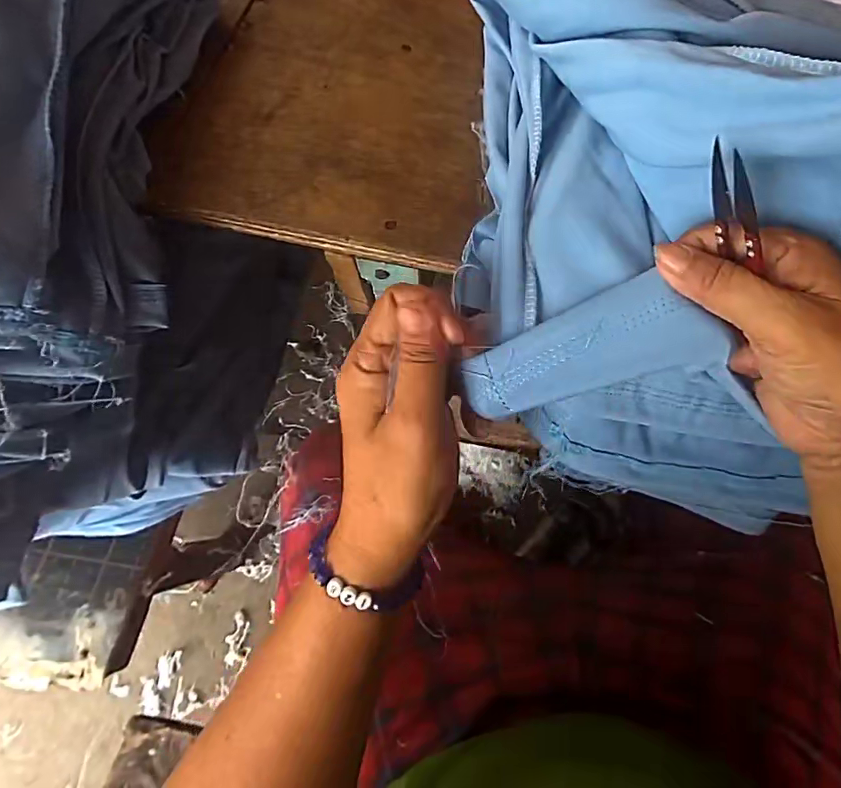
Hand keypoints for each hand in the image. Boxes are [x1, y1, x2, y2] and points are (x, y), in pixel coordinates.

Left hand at [328, 284, 464, 589]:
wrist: (389, 537)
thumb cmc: (400, 484)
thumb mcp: (413, 422)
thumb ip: (420, 362)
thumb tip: (419, 303)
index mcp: (365, 363)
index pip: (397, 303)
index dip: (432, 309)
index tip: (459, 340)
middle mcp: (377, 363)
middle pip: (415, 315)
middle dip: (448, 327)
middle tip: (473, 358)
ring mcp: (396, 379)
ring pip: (430, 338)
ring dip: (457, 350)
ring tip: (475, 377)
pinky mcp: (415, 395)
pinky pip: (437, 364)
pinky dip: (458, 370)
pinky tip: (471, 392)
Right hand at [654, 225, 840, 477]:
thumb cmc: (836, 367)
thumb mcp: (778, 318)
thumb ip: (719, 284)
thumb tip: (661, 253)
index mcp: (793, 255)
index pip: (730, 235)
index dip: (696, 249)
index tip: (665, 274)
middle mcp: (778, 279)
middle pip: (716, 265)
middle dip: (689, 281)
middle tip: (663, 302)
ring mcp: (764, 316)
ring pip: (711, 300)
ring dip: (692, 312)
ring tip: (672, 324)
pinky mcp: (752, 349)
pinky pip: (714, 332)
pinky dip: (701, 339)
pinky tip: (694, 348)